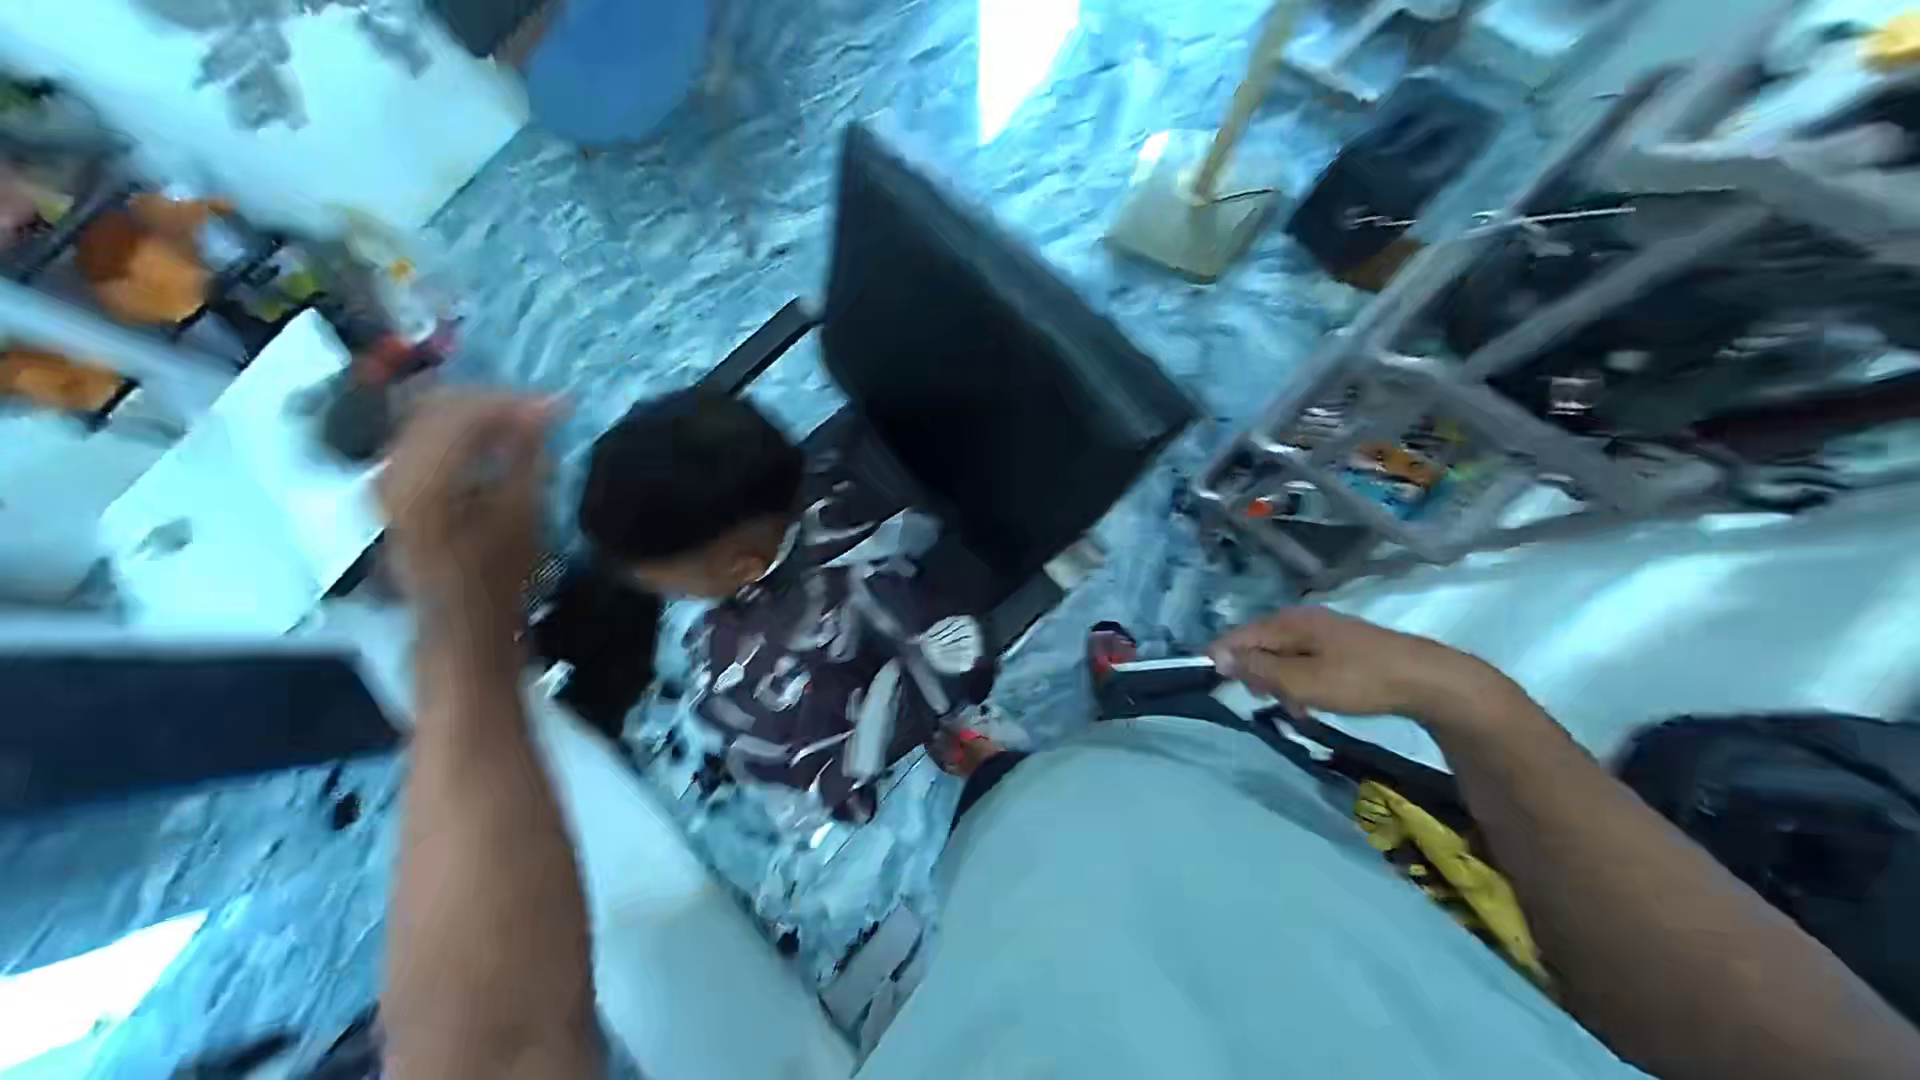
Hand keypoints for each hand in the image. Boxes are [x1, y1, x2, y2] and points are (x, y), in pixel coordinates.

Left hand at [378, 392, 553, 636]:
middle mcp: (389, 470)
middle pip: (437, 406)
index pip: (462, 414)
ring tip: (521, 419)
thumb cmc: (498, 577)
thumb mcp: (523, 515)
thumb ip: (528, 454)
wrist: (458, 619)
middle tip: (542, 408)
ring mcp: (383, 475)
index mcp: (423, 482)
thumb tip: (546, 407)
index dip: (512, 401)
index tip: (557, 404)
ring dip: (476, 410)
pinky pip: (420, 432)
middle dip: (494, 400)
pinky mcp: (388, 481)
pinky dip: (458, 426)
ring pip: (426, 414)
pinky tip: (491, 435)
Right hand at [1207, 607, 1512, 727]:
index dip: (1222, 661)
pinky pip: (1302, 660)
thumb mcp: (1302, 682)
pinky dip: (1299, 680)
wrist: (1430, 680)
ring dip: (1279, 682)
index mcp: (1286, 622)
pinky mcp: (1339, 643)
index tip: (1221, 689)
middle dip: (1255, 675)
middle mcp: (1299, 619)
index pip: (1236, 637)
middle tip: (1270, 703)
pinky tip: (1314, 700)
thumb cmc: (1360, 680)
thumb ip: (1258, 670)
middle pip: (1256, 645)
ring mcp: (1321, 629)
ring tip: (1296, 708)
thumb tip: (1216, 657)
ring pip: (1280, 655)